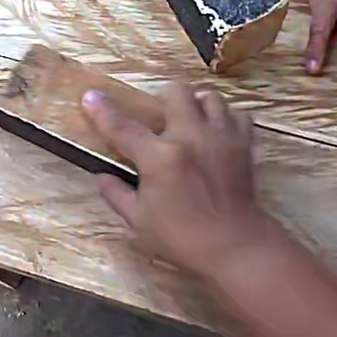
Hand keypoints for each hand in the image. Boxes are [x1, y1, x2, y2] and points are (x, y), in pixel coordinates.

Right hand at [81, 84, 286, 277]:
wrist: (234, 245)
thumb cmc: (183, 237)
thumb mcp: (140, 220)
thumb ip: (117, 194)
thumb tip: (102, 178)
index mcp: (160, 156)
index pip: (123, 127)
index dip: (102, 110)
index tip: (91, 96)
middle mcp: (192, 136)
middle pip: (177, 91)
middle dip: (164, 99)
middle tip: (162, 121)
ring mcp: (222, 136)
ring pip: (211, 97)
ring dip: (197, 106)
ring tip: (192, 125)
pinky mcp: (245, 144)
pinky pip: (238, 116)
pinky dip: (226, 120)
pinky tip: (217, 135)